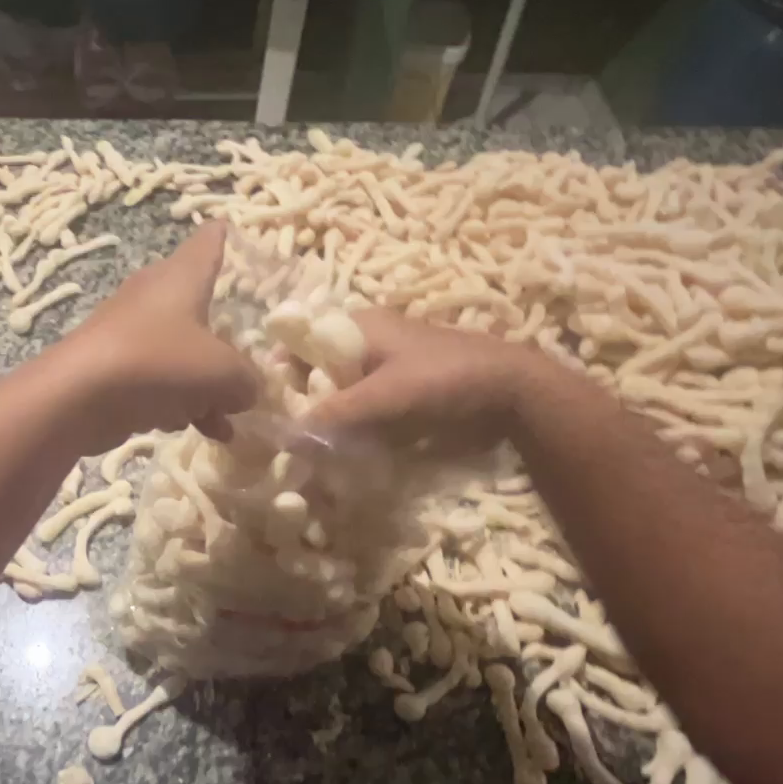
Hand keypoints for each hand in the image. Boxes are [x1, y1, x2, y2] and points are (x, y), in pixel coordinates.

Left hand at [43, 221, 257, 452]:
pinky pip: (161, 381)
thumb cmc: (158, 363)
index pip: (212, 239)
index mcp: (183, 275)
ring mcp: (132, 333)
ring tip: (231, 416)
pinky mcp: (116, 369)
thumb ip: (247, 380)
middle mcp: (155, 295)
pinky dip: (182, 402)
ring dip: (208, 383)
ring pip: (183, 351)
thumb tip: (248, 391)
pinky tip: (203, 430)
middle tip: (256, 355)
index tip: (256, 254)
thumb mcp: (222, 373)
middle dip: (229, 334)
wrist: (77, 398)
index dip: (235, 241)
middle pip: (201, 303)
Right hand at [302, 309, 542, 453]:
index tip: (269, 414)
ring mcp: (382, 371)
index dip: (279, 375)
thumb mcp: (383, 396)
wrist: (512, 394)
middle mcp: (363, 343)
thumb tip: (285, 440)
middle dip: (302, 407)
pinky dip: (351, 433)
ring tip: (311, 456)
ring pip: (337, 397)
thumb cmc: (444, 380)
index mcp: (355, 326)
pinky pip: (361, 413)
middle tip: (288, 443)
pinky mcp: (398, 396)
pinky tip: (343, 457)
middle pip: (314, 374)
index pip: (297, 344)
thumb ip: (332, 416)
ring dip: (327, 425)